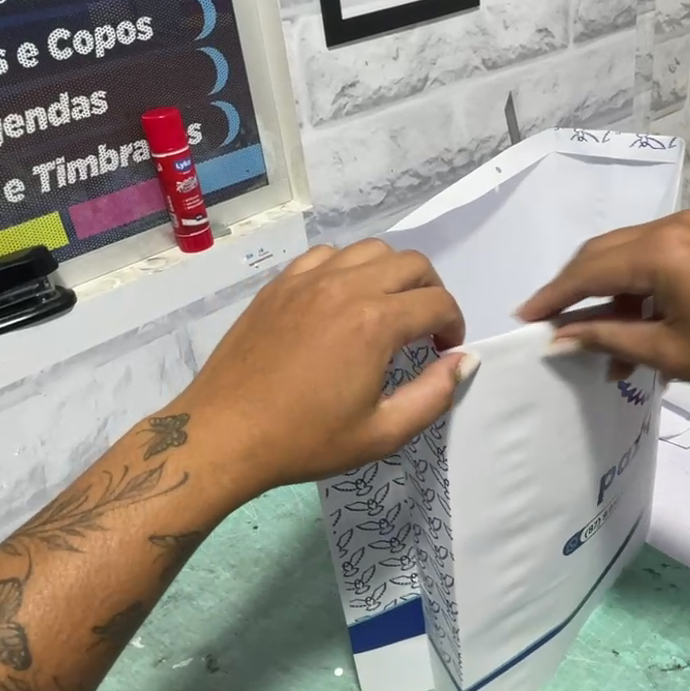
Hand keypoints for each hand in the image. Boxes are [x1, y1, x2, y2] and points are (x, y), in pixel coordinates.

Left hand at [175, 240, 471, 495]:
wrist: (226, 433)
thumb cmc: (305, 440)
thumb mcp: (381, 433)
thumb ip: (433, 395)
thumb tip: (463, 361)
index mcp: (375, 322)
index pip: (437, 303)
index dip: (454, 324)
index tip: (446, 350)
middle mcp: (346, 286)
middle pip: (411, 263)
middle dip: (430, 291)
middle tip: (425, 328)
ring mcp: (308, 279)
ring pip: (369, 250)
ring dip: (391, 274)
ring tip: (386, 309)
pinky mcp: (280, 284)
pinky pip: (327, 255)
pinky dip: (347, 268)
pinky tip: (340, 300)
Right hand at [518, 210, 689, 398]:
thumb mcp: (672, 354)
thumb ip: (609, 338)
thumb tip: (560, 337)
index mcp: (658, 250)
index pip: (585, 272)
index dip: (551, 298)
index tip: (523, 320)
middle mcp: (673, 226)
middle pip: (603, 255)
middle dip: (576, 293)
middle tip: (557, 330)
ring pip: (632, 258)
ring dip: (614, 298)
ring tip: (608, 349)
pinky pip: (663, 259)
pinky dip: (644, 291)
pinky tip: (645, 330)